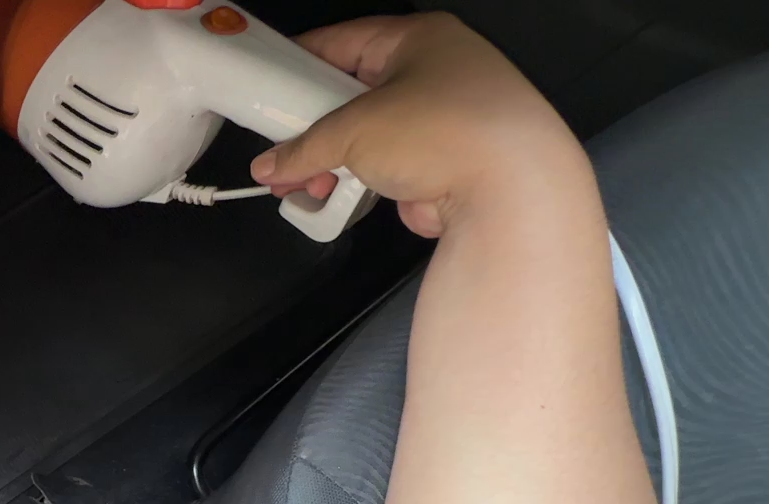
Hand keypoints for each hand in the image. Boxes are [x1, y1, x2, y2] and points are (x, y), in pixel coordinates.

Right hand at [250, 14, 589, 237]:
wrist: (502, 187)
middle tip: (276, 148)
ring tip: (296, 185)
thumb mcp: (353, 130)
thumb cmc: (438, 131)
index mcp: (416, 40)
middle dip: (306, 129)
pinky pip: (370, 167)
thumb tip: (267, 167)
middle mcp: (426, 74)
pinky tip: (324, 198)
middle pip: (344, 96)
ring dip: (320, 163)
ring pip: (355, 137)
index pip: (343, 41)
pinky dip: (344, 182)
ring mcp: (428, 120)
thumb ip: (302, 148)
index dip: (300, 60)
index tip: (266, 81)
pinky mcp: (426, 162)